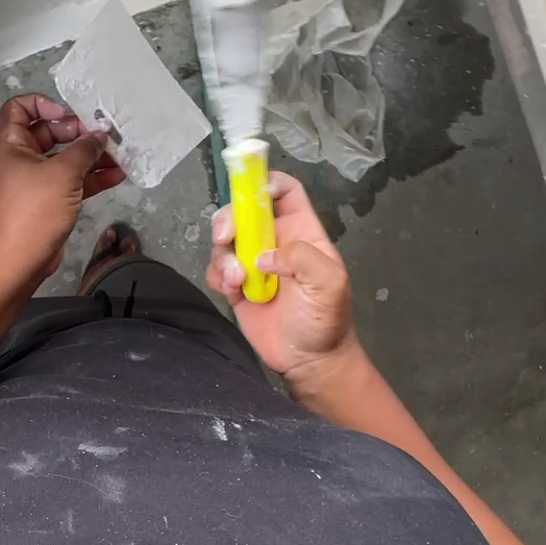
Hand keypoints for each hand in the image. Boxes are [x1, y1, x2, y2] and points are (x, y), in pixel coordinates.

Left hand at [0, 94, 124, 282]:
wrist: (23, 258)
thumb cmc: (36, 208)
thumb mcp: (64, 172)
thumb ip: (85, 149)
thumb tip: (100, 134)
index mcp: (10, 144)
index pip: (19, 108)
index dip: (42, 104)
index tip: (67, 114)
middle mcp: (19, 158)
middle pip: (48, 132)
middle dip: (77, 132)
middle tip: (101, 137)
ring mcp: (34, 180)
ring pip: (64, 158)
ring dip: (90, 155)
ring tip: (118, 154)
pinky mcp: (48, 199)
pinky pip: (71, 180)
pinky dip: (91, 177)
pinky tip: (118, 175)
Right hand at [205, 172, 357, 377]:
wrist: (309, 361)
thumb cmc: (326, 320)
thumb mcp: (329, 283)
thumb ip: (301, 258)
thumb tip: (263, 257)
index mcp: (301, 232)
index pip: (284, 192)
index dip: (265, 183)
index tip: (248, 192)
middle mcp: (274, 242)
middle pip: (244, 211)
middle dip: (229, 218)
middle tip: (225, 236)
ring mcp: (252, 264)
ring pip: (225, 241)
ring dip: (223, 256)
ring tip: (237, 280)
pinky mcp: (236, 286)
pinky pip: (217, 270)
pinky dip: (218, 277)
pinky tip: (233, 292)